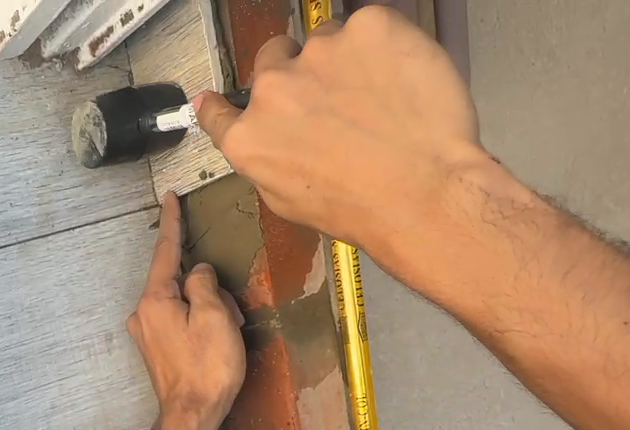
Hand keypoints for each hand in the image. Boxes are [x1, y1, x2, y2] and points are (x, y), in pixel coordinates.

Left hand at [126, 193, 246, 429]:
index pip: (165, 250)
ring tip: (228, 334)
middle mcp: (142, 313)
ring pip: (183, 302)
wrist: (191, 416)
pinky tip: (216, 342)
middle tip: (231, 316)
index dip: (172, 222)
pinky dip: (201, 323)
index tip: (170, 196)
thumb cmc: (207, 367)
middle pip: (179, 280)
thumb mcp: (214, 316)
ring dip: (209, 310)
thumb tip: (197, 273)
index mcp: (154, 299)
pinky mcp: (155, 349)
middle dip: (209, 290)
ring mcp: (146, 333)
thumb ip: (204, 283)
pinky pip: (180, 320)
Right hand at [193, 7, 499, 269]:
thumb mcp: (285, 199)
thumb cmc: (352, 206)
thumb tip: (263, 141)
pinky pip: (369, 25)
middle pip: (271, 59)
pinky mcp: (368, 26)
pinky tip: (397, 79)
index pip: (216, 113)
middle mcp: (273, 89)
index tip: (213, 101)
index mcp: (248, 139)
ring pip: (325, 40)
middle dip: (293, 73)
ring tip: (373, 94)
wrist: (415, 188)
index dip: (216, 105)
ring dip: (341, 59)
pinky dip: (382, 46)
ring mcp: (318, 52)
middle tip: (326, 97)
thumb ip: (265, 159)